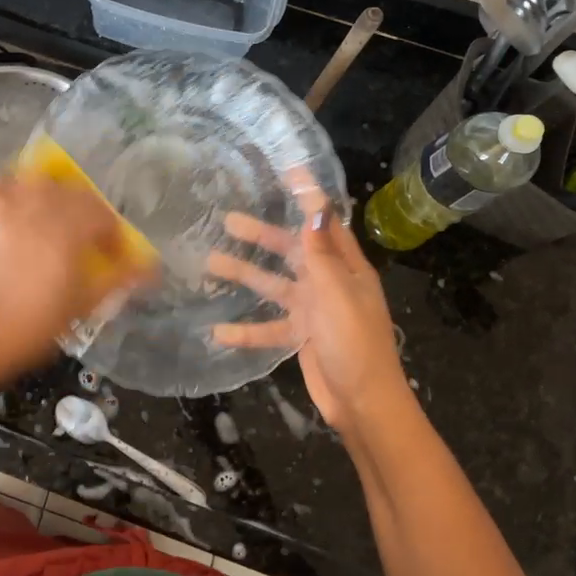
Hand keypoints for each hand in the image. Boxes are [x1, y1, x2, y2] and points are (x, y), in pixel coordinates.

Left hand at [0, 176, 150, 381]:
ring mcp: (11, 211)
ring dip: (57, 193)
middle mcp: (40, 210)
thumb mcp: (85, 304)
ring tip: (62, 217)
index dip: (114, 235)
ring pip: (41, 182)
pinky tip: (20, 202)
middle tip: (93, 240)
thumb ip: (119, 279)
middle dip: (91, 212)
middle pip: (75, 193)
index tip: (115, 257)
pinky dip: (12, 186)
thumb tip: (151, 268)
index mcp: (69, 230)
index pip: (103, 216)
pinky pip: (1, 186)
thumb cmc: (36, 325)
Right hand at [208, 170, 409, 435]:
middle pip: (291, 250)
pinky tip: (218, 332)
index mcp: (345, 268)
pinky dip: (246, 329)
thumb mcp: (336, 294)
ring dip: (245, 275)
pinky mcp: (301, 337)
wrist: (365, 405)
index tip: (286, 169)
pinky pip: (269, 327)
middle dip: (261, 235)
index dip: (306, 196)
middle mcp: (329, 283)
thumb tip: (314, 206)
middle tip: (227, 221)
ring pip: (273, 286)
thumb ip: (321, 253)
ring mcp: (314, 310)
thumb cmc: (354, 345)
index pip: (324, 222)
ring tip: (210, 264)